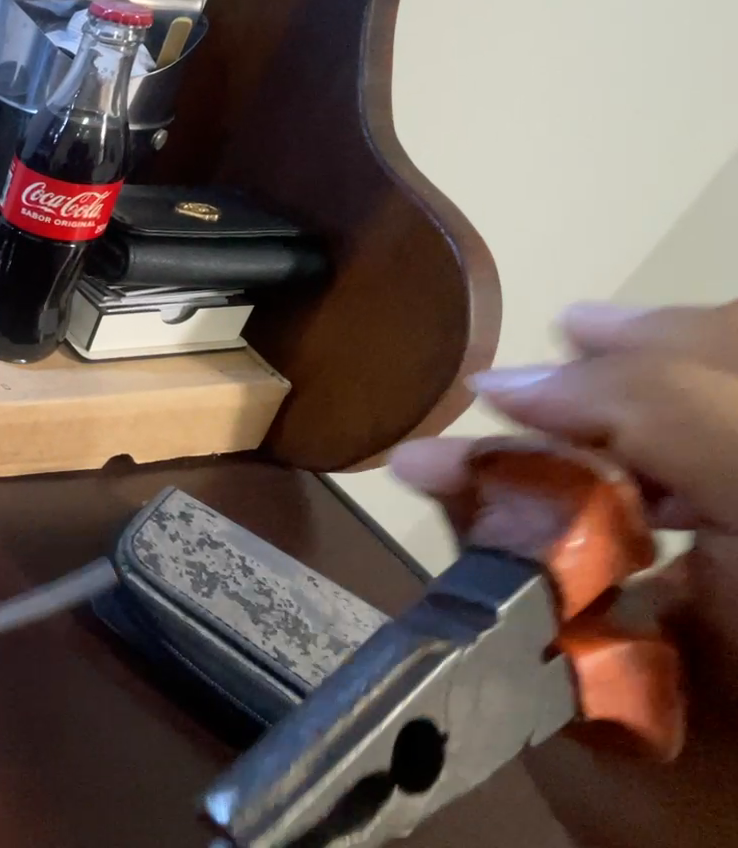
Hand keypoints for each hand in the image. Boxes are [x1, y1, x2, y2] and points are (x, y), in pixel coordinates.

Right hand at [390, 301, 737, 847]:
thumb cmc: (685, 820)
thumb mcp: (580, 704)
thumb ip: (512, 567)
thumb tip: (426, 465)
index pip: (709, 422)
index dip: (604, 390)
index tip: (492, 396)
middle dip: (668, 349)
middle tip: (563, 336)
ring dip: (707, 363)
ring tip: (608, 350)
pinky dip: (724, 409)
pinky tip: (675, 426)